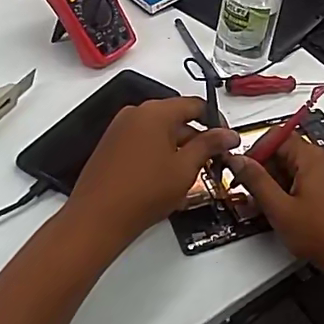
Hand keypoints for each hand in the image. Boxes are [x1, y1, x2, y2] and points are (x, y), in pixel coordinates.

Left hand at [63, 97, 239, 248]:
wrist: (98, 217)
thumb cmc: (136, 193)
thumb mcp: (185, 168)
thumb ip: (209, 145)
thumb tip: (225, 135)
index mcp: (154, 112)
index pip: (195, 105)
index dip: (215, 122)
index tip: (225, 138)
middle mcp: (134, 115)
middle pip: (176, 118)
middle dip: (196, 139)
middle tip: (211, 160)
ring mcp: (120, 130)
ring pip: (159, 132)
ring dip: (177, 149)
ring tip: (188, 176)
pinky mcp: (111, 146)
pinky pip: (142, 142)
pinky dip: (158, 155)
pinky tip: (166, 179)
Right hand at [227, 135, 323, 273]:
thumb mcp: (279, 208)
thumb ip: (255, 180)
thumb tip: (239, 162)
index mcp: (313, 158)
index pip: (277, 136)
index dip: (255, 151)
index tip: (244, 168)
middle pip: (285, 151)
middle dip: (265, 170)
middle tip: (252, 190)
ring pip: (294, 167)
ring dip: (276, 182)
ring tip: (267, 205)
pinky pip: (306, 180)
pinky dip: (291, 190)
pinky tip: (283, 210)